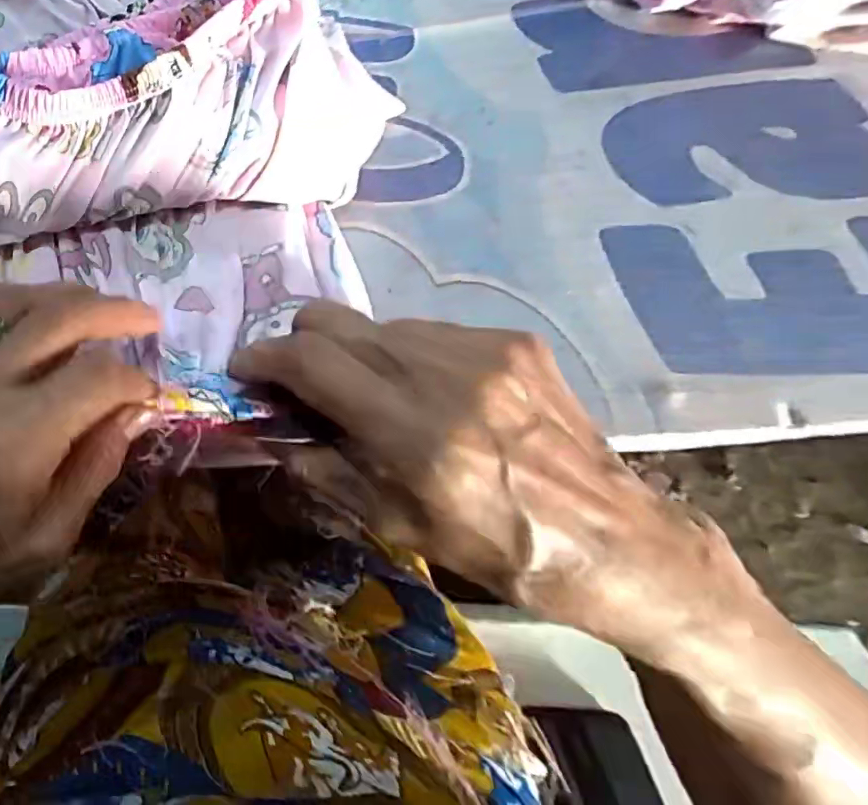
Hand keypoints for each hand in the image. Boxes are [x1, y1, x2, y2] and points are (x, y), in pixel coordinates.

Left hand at [0, 283, 159, 661]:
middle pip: (60, 317)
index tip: (149, 394)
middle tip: (147, 319)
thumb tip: (137, 409)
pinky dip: (2, 294)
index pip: (97, 377)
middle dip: (115, 312)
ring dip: (64, 295)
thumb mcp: (50, 538)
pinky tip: (28, 307)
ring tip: (96, 308)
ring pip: (15, 300)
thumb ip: (96, 467)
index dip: (135, 380)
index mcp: (21, 436)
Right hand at [230, 303, 769, 662]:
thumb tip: (265, 426)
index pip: (307, 360)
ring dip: (350, 352)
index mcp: (412, 430)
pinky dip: (402, 354)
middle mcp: (442, 375)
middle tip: (296, 380)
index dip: (260, 357)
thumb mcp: (391, 523)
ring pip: (371, 323)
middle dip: (294, 345)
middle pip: (328, 320)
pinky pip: (421, 329)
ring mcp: (481, 350)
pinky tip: (427, 391)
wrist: (624, 546)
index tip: (243, 371)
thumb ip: (318, 465)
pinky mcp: (511, 341)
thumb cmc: (495, 547)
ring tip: (371, 392)